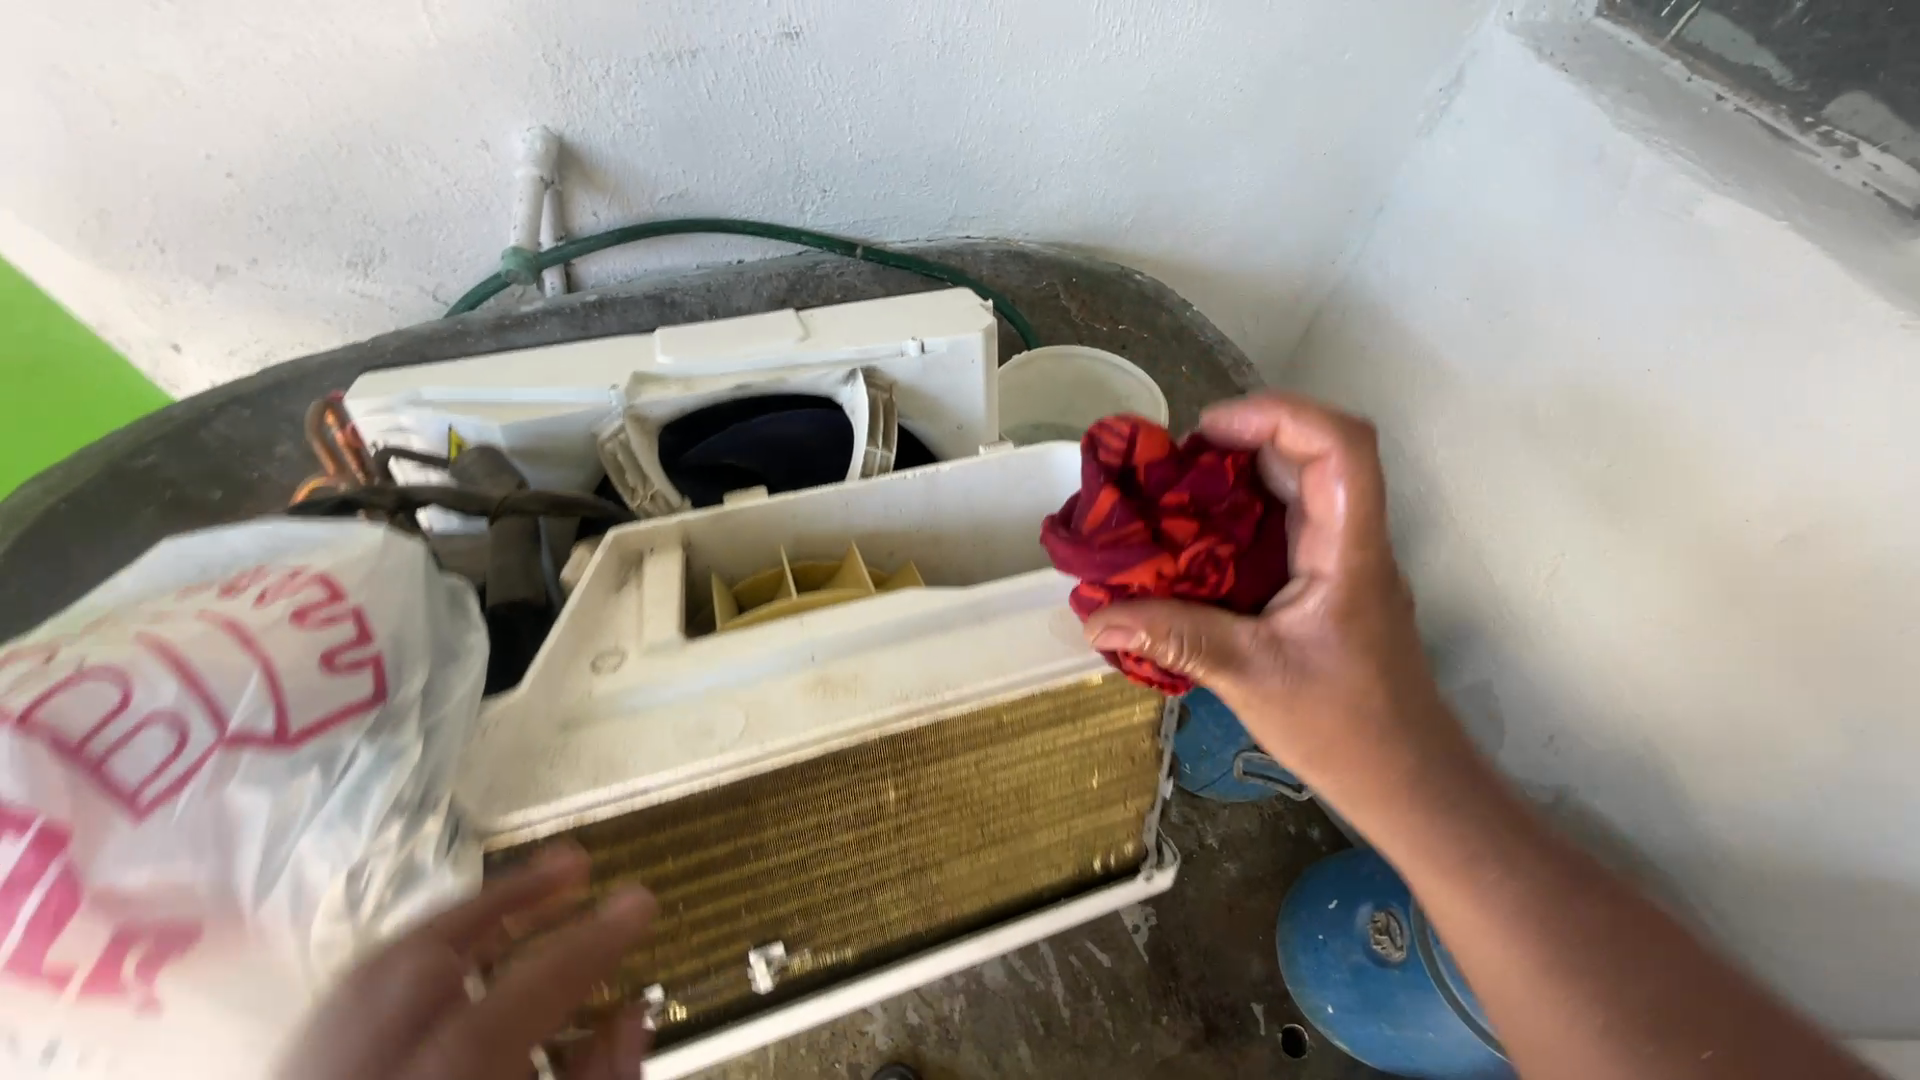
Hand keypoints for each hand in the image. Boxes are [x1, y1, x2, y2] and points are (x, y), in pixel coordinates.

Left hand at [280, 843, 656, 1079]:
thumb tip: (630, 1010)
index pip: (499, 1017)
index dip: (579, 950)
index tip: (641, 901)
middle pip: (406, 978)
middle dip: (503, 904)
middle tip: (578, 865)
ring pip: (367, 982)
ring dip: (460, 922)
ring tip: (532, 888)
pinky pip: (346, 1011)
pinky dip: (415, 966)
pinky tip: (466, 951)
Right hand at [1083, 394, 1471, 813]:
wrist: (1407, 780)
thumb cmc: (1346, 728)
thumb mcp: (1251, 677)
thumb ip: (1176, 638)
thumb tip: (1095, 619)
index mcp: (1350, 551)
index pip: (1342, 445)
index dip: (1279, 414)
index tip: (1207, 429)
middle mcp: (1352, 541)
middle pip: (1318, 452)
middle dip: (1245, 438)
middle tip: (1175, 461)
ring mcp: (1342, 561)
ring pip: (1301, 486)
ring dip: (1240, 475)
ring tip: (1175, 492)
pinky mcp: (1326, 584)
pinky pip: (1285, 525)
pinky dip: (1239, 517)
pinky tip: (1194, 542)